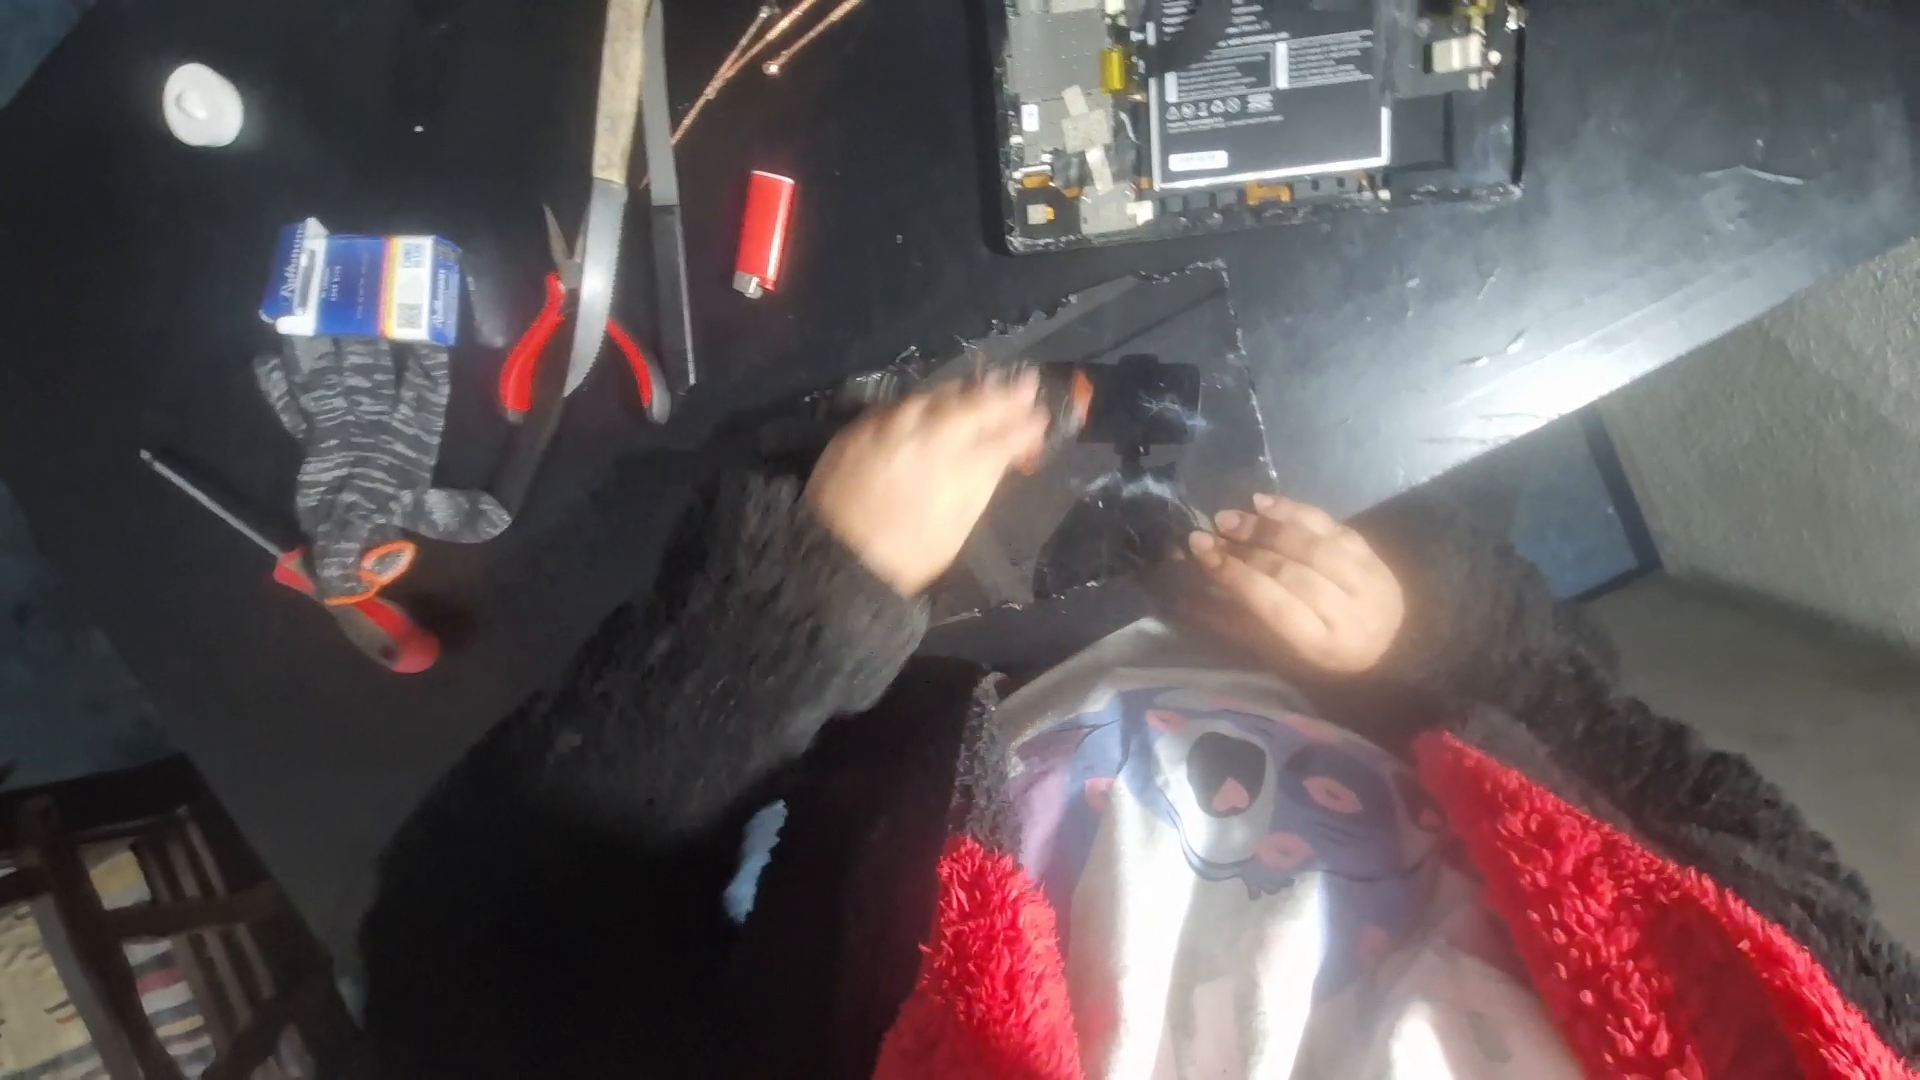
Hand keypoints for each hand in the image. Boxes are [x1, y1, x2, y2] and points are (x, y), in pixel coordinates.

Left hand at [806, 371, 1048, 596]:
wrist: (839, 559)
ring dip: (966, 391)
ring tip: (985, 386)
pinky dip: (925, 401)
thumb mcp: (957, 527)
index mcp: (961, 470)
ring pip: (937, 396)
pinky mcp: (863, 426)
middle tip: (1025, 384)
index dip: (1025, 427)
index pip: (1004, 438)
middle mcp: (930, 438)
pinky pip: (901, 403)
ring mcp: (894, 427)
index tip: (1040, 419)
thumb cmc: (907, 557)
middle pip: (974, 406)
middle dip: (1004, 395)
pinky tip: (935, 401)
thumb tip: (997, 458)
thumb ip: (980, 484)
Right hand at [1185, 494, 1404, 673]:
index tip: (1200, 550)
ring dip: (1267, 527)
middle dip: (1245, 547)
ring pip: (1312, 545)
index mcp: (1320, 645)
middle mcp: (1349, 612)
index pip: (1272, 601)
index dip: (1234, 574)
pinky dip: (1296, 511)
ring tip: (1231, 516)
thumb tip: (1182, 598)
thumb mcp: (1274, 654)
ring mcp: (1367, 581)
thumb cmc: (1320, 664)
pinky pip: (1331, 526)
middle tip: (1210, 530)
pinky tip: (1264, 504)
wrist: (1392, 652)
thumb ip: (1231, 623)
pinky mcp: (1374, 556)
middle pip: (1291, 570)